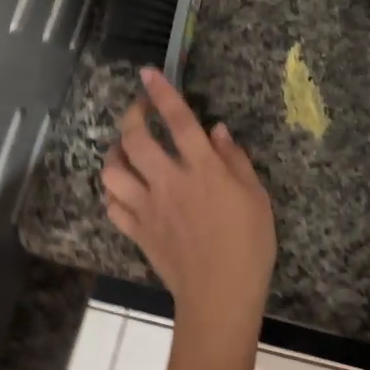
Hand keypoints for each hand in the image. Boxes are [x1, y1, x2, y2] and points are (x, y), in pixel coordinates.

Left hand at [102, 68, 275, 330]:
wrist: (220, 295)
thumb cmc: (249, 244)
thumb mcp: (256, 195)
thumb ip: (234, 159)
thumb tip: (216, 130)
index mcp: (202, 169)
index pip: (177, 121)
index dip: (161, 93)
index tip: (148, 74)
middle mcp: (169, 181)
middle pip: (135, 140)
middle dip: (131, 116)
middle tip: (138, 109)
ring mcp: (148, 207)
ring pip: (114, 171)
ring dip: (115, 153)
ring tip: (125, 148)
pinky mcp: (137, 231)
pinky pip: (113, 205)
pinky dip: (113, 191)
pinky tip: (123, 188)